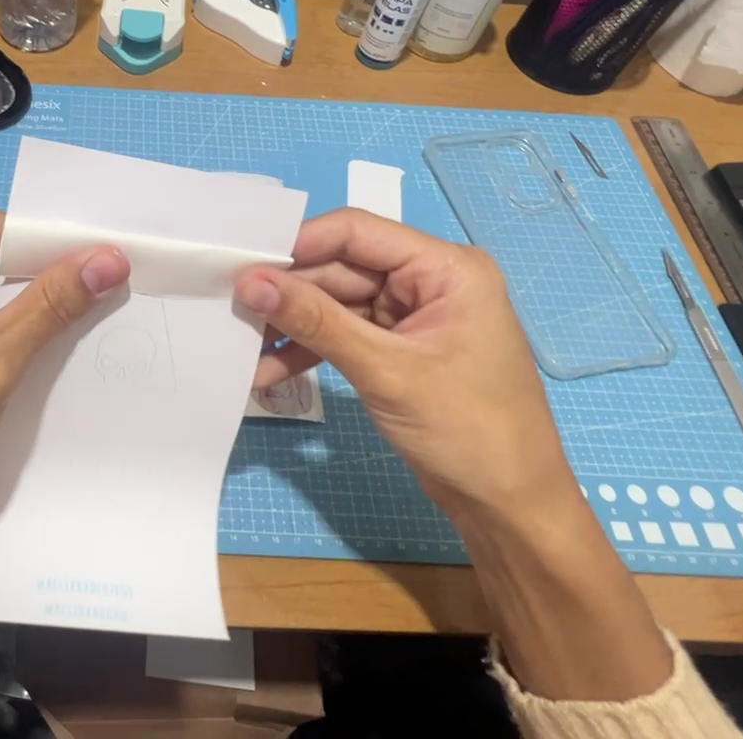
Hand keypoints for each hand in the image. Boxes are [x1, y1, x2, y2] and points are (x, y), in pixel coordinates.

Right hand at [235, 210, 671, 701]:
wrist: (510, 509)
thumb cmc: (467, 431)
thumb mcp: (386, 371)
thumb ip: (316, 321)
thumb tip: (249, 282)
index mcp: (445, 268)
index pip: (357, 232)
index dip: (298, 244)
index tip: (244, 265)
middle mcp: (427, 281)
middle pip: (339, 269)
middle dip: (288, 293)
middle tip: (231, 309)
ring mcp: (410, 316)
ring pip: (334, 304)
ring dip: (292, 327)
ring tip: (242, 346)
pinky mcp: (396, 348)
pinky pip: (342, 335)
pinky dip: (308, 351)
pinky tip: (268, 372)